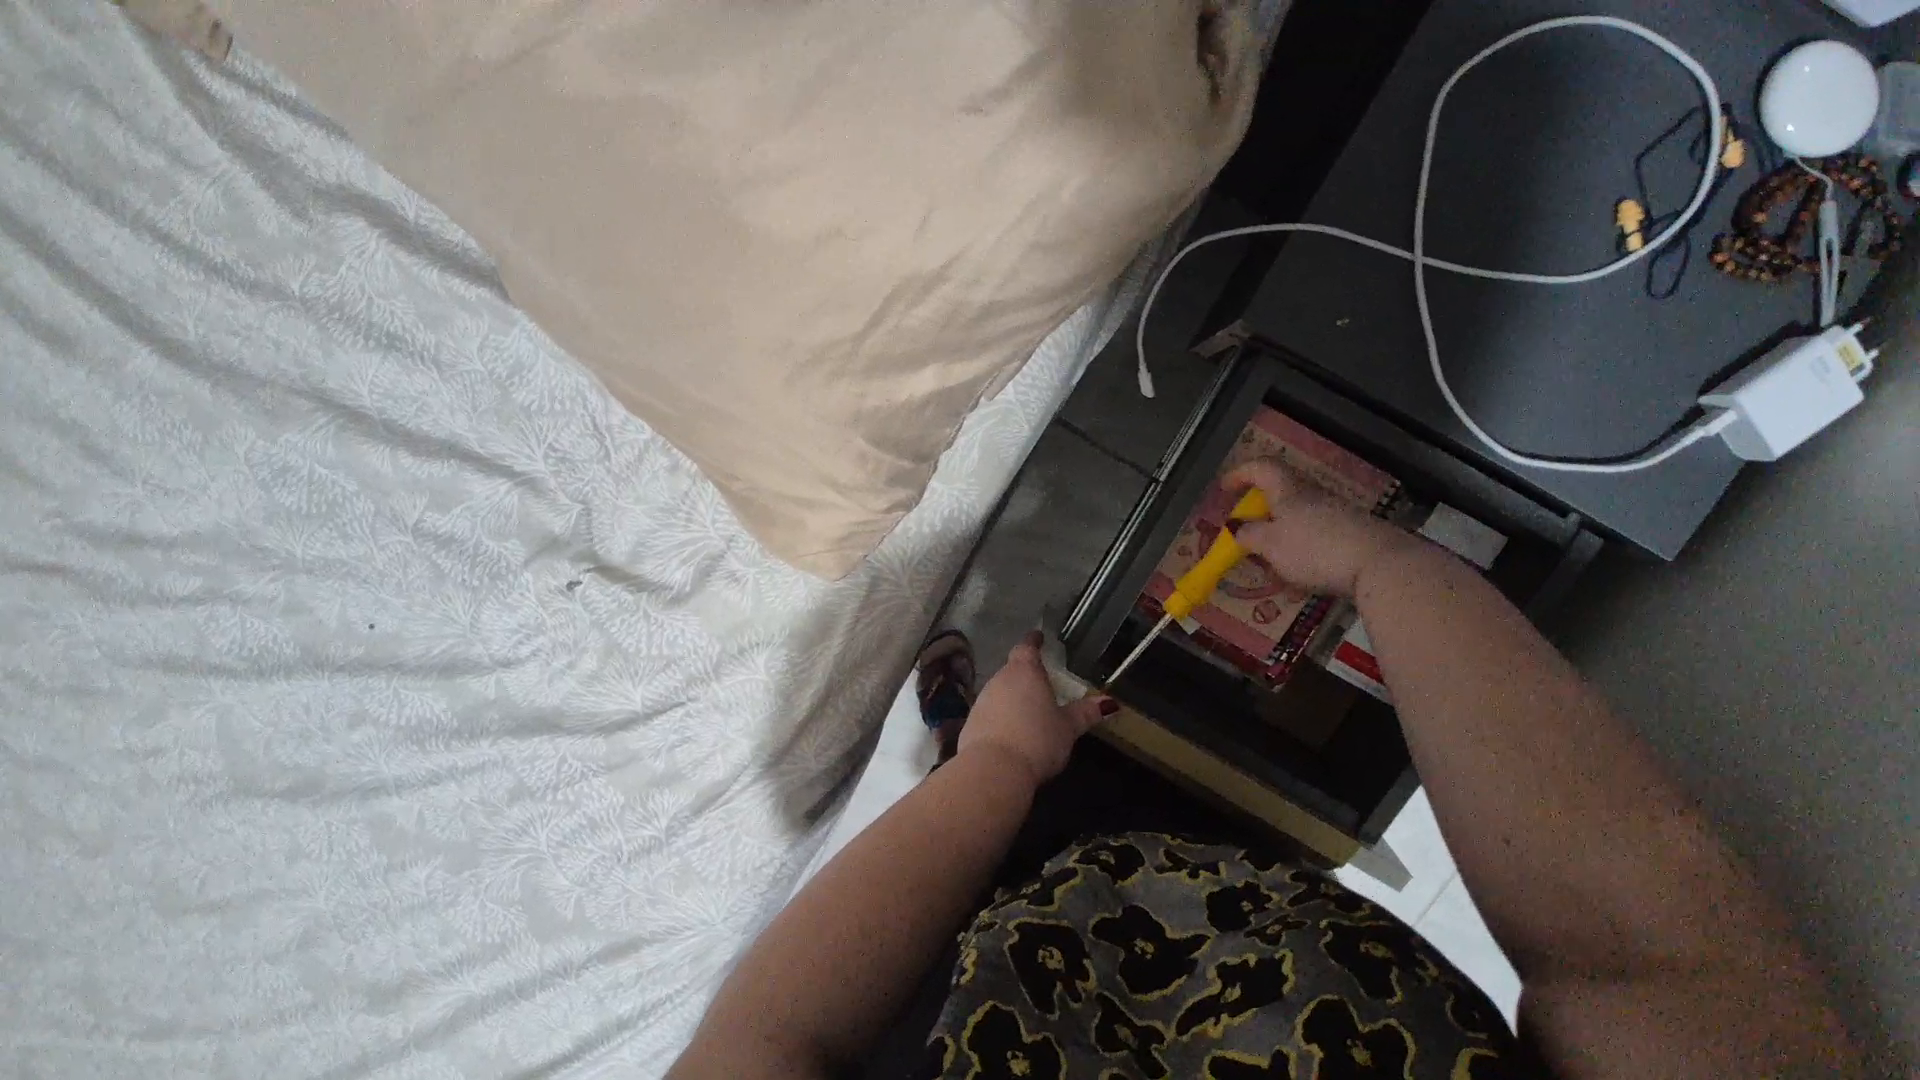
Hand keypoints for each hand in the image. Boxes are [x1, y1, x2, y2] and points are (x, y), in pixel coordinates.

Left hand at [959, 631, 1114, 787]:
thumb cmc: (1037, 740)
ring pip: (999, 692)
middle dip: (1025, 674)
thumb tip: (1109, 702)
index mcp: (1024, 672)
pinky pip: (990, 715)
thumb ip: (1085, 713)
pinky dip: (1001, 718)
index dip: (1033, 641)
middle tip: (1041, 681)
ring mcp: (981, 703)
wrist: (993, 770)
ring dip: (1012, 698)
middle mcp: (998, 681)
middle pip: (1012, 670)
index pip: (1026, 648)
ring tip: (1029, 709)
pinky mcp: (970, 725)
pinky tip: (1011, 733)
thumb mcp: (1067, 728)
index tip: (1038, 636)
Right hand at [1223, 459, 1415, 597]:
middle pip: (1281, 496)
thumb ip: (1249, 535)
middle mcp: (1313, 496)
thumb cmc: (1315, 549)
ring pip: (1299, 522)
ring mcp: (1337, 516)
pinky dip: (1302, 557)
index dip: (1241, 473)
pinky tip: (1301, 584)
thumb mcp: (1270, 545)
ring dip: (1281, 541)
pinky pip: (1318, 542)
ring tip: (1272, 569)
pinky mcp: (1353, 537)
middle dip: (1261, 516)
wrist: (1380, 564)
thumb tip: (1237, 527)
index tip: (1225, 489)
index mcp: (1289, 491)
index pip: (1262, 467)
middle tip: (1246, 536)